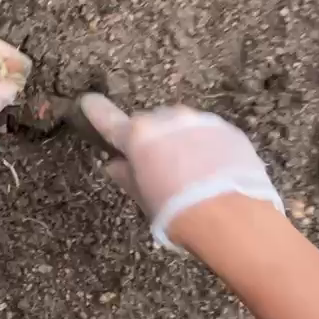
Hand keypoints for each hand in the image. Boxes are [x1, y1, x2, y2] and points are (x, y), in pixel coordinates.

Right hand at [78, 94, 282, 247]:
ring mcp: (202, 122)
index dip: (96, 111)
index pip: (109, 118)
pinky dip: (204, 147)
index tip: (87, 101)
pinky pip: (208, 134)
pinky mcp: (229, 131)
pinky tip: (209, 173)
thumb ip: (127, 176)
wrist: (231, 217)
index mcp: (139, 136)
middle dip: (149, 140)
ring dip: (179, 142)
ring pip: (181, 126)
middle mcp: (169, 120)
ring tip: (187, 175)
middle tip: (153, 168)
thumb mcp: (144, 198)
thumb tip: (115, 165)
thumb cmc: (178, 212)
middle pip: (150, 124)